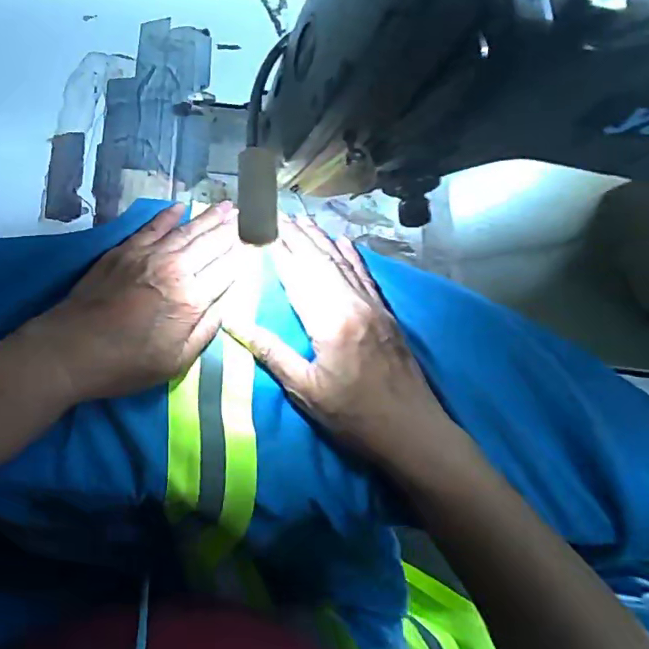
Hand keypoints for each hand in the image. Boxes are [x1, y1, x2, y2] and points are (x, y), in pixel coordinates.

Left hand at [16, 202, 245, 401]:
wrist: (69, 349)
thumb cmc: (124, 365)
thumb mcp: (175, 362)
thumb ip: (205, 330)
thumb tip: (227, 302)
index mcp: (191, 298)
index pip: (229, 268)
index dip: (246, 253)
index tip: (262, 240)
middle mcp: (174, 268)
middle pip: (211, 243)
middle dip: (233, 228)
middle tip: (251, 213)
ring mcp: (146, 256)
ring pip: (185, 231)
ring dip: (208, 217)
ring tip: (228, 206)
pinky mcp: (122, 251)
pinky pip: (152, 227)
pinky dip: (168, 216)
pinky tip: (181, 207)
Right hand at [227, 214, 475, 474]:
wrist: (415, 434)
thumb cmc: (354, 416)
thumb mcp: (305, 389)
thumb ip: (270, 352)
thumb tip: (233, 322)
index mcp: (331, 320)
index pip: (297, 274)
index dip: (277, 249)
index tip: (257, 228)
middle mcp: (354, 304)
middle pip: (320, 261)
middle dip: (295, 236)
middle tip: (273, 215)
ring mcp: (374, 307)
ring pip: (342, 263)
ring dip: (320, 239)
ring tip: (300, 220)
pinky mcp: (386, 315)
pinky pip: (364, 275)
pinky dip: (350, 255)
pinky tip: (342, 242)